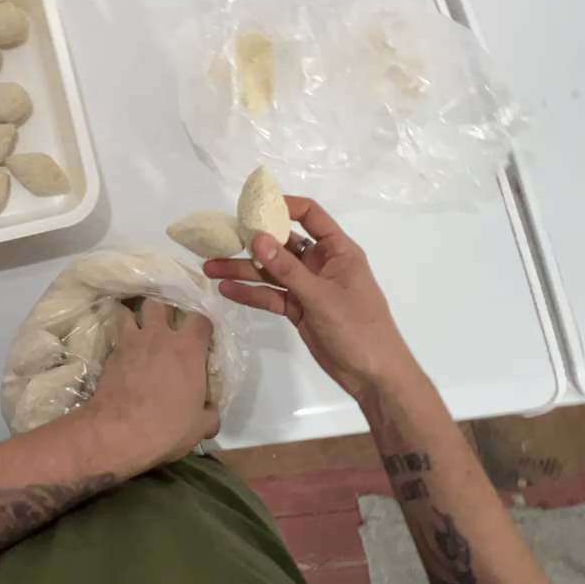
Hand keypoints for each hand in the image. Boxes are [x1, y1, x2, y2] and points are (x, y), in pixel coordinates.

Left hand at [79, 299, 218, 472]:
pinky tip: (122, 354)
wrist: (122, 429)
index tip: (202, 338)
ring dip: (133, 319)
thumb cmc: (168, 427)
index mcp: (188, 349)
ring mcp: (132, 341)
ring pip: (128, 312)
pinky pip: (115, 337)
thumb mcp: (200, 427)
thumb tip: (210, 413)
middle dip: (161, 312)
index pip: (200, 320)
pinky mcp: (111, 352)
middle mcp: (160, 336)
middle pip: (159, 304)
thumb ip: (209, 414)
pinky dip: (119, 341)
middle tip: (164, 329)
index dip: (202, 326)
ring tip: (137, 332)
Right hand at [203, 197, 416, 402]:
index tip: (254, 206)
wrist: (375, 378)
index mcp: (337, 251)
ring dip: (243, 269)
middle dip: (251, 242)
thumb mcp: (322, 297)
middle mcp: (320, 264)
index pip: (310, 216)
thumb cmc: (359, 328)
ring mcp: (307, 286)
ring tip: (210, 267)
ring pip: (270, 271)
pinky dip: (250, 292)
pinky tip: (226, 290)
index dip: (284, 206)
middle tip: (219, 239)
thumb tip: (256, 238)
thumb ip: (287, 269)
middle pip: (281, 243)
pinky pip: (270, 294)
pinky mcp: (298, 308)